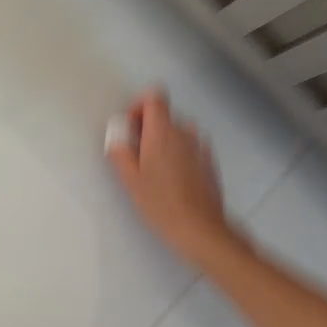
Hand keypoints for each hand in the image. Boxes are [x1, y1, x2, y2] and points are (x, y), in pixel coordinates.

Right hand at [106, 91, 247, 266]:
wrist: (201, 229)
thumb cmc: (163, 205)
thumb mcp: (131, 180)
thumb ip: (120, 151)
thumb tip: (117, 136)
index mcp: (163, 132)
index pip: (153, 97)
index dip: (138, 106)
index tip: (130, 127)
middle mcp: (185, 132)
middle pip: (163, 115)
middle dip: (147, 128)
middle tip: (137, 155)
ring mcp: (201, 145)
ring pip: (176, 130)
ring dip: (163, 141)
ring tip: (154, 169)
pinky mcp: (210, 160)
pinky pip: (189, 145)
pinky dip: (178, 153)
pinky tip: (172, 179)